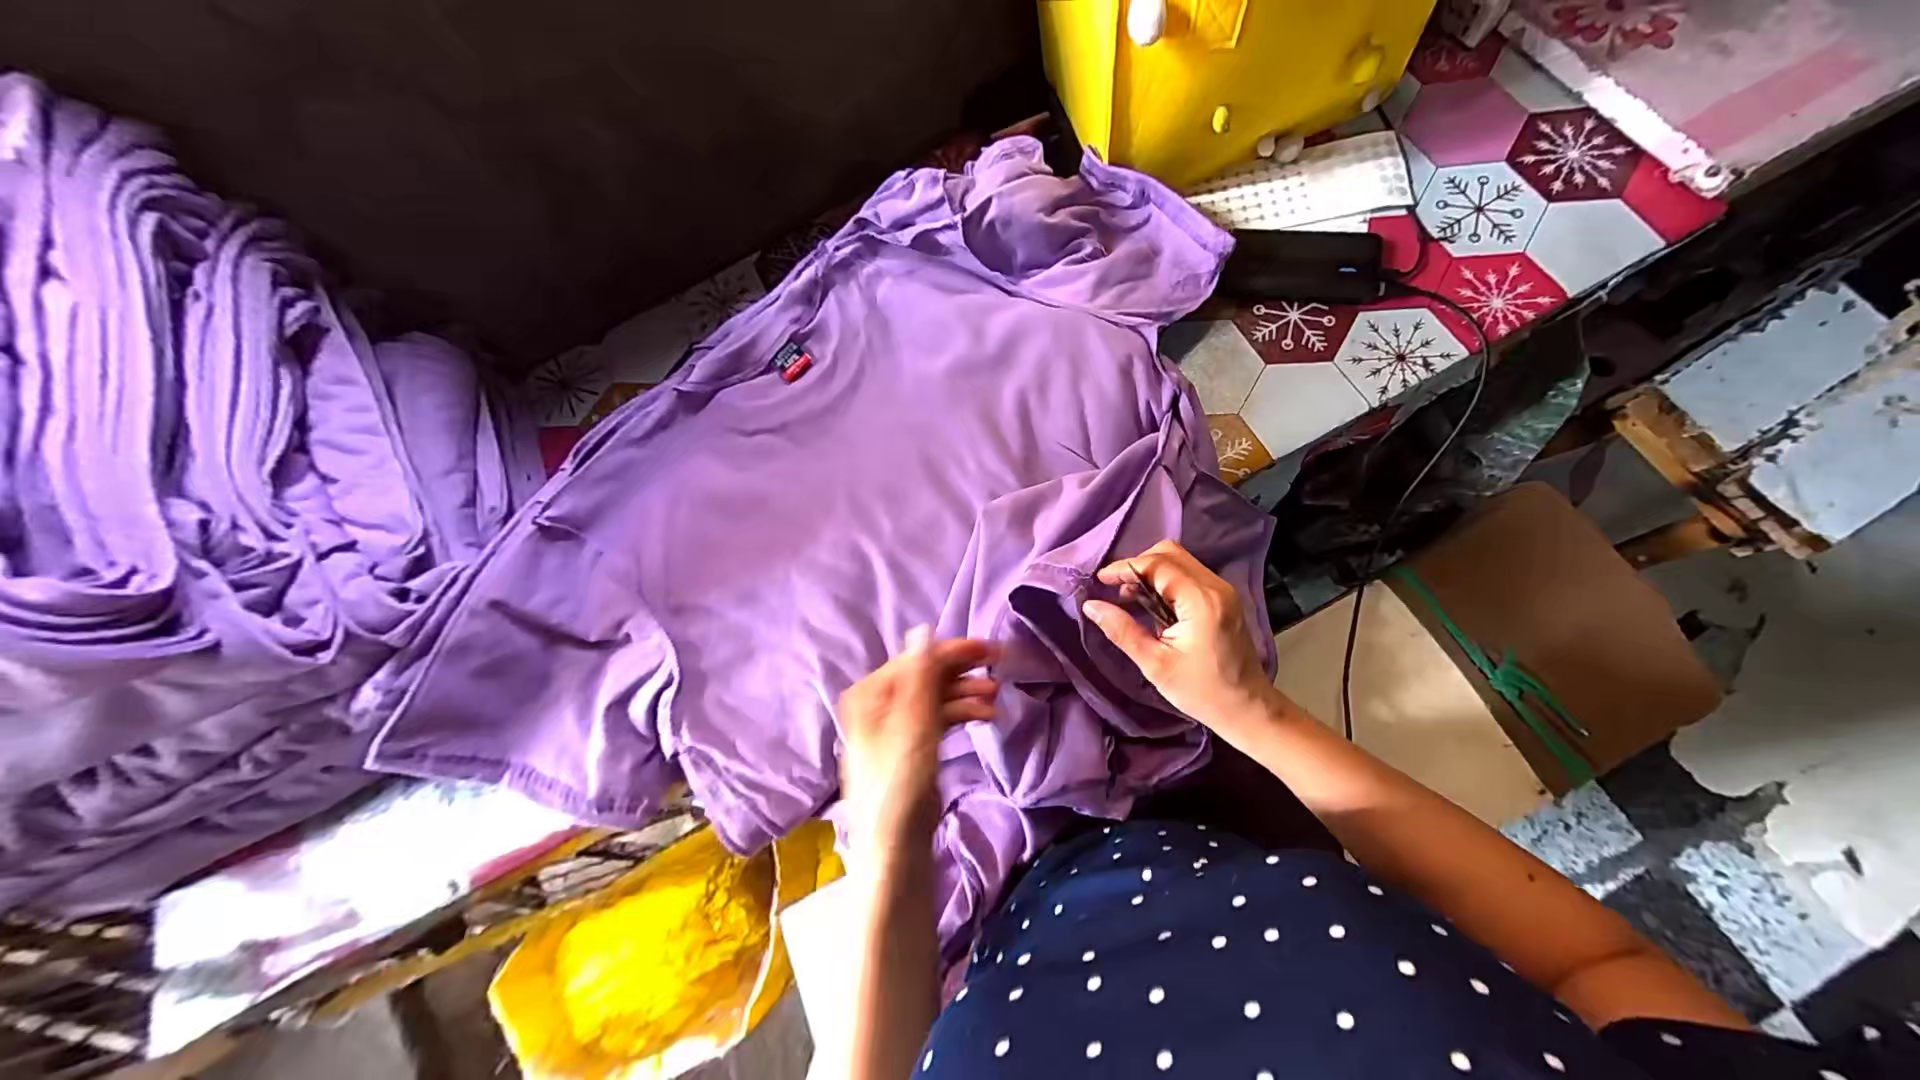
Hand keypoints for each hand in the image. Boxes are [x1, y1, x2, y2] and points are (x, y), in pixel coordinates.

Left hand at [838, 628, 997, 847]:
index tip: (992, 648)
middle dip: (963, 673)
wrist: (896, 848)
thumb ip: (921, 676)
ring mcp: (894, 727)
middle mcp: (878, 705)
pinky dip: (960, 714)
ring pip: (935, 697)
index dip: (954, 652)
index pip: (916, 659)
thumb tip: (923, 630)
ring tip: (996, 698)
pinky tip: (985, 716)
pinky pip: (937, 719)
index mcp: (870, 694)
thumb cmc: (902, 782)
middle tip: (999, 669)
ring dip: (966, 694)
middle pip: (926, 676)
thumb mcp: (914, 723)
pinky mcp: (910, 748)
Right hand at [1082, 539, 1276, 732]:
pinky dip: (1165, 580)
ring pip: (1179, 561)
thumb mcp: (1154, 664)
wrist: (1247, 708)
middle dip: (1137, 565)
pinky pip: (1188, 574)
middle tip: (1115, 589)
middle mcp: (1215, 587)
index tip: (1100, 581)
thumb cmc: (1200, 691)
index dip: (1125, 568)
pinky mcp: (1223, 598)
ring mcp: (1222, 590)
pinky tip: (1150, 604)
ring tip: (1130, 598)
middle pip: (1170, 554)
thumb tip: (1091, 605)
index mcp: (1201, 601)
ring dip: (1150, 572)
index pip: (1157, 565)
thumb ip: (1122, 630)